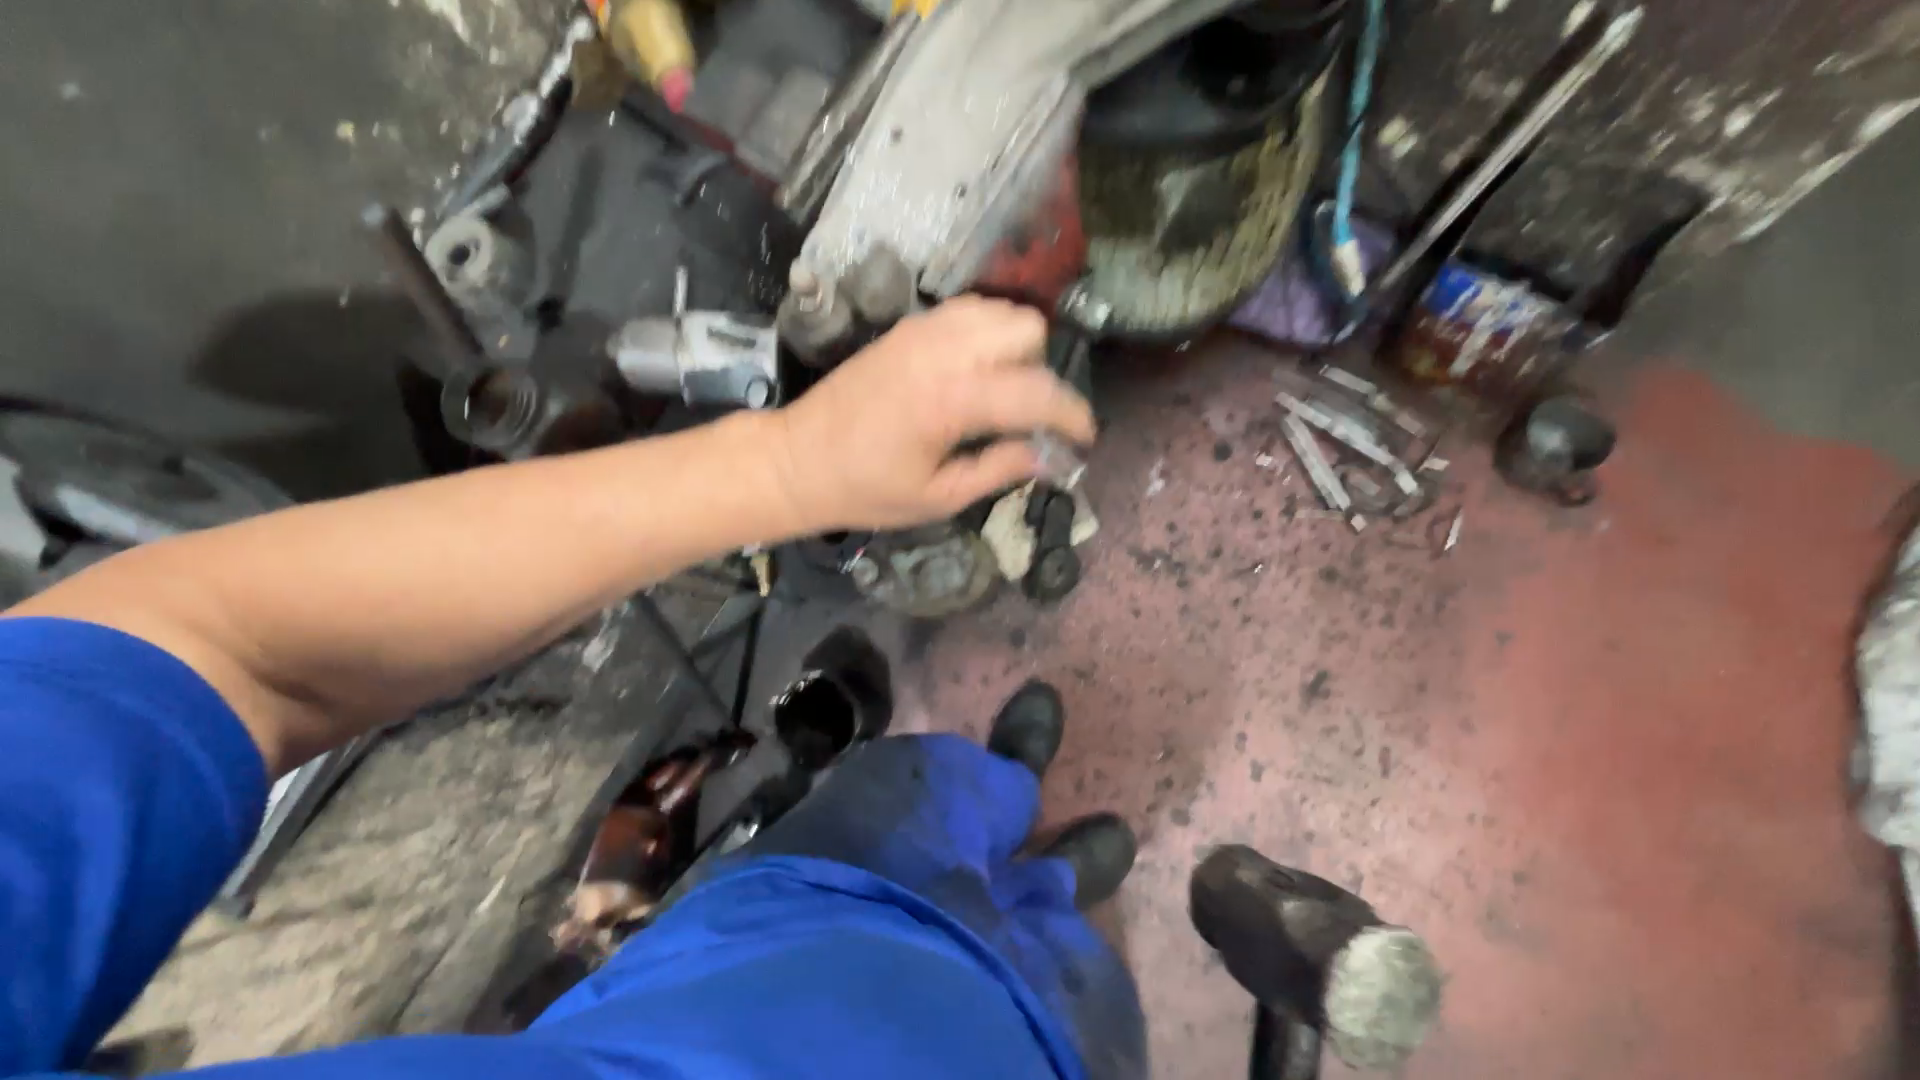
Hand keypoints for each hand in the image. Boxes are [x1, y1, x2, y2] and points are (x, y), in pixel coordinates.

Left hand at [768, 296, 1096, 530]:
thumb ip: (998, 470)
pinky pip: (967, 310)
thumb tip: (1047, 457)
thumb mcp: (938, 497)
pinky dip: (986, 331)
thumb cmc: (865, 489)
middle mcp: (942, 352)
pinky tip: (974, 369)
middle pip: (1027, 330)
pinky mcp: (907, 327)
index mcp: (951, 400)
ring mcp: (922, 331)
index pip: (1037, 392)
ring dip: (1015, 346)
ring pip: (1000, 311)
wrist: (797, 460)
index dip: (1072, 416)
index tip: (1084, 437)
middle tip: (1026, 412)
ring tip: (1000, 389)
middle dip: (1041, 370)